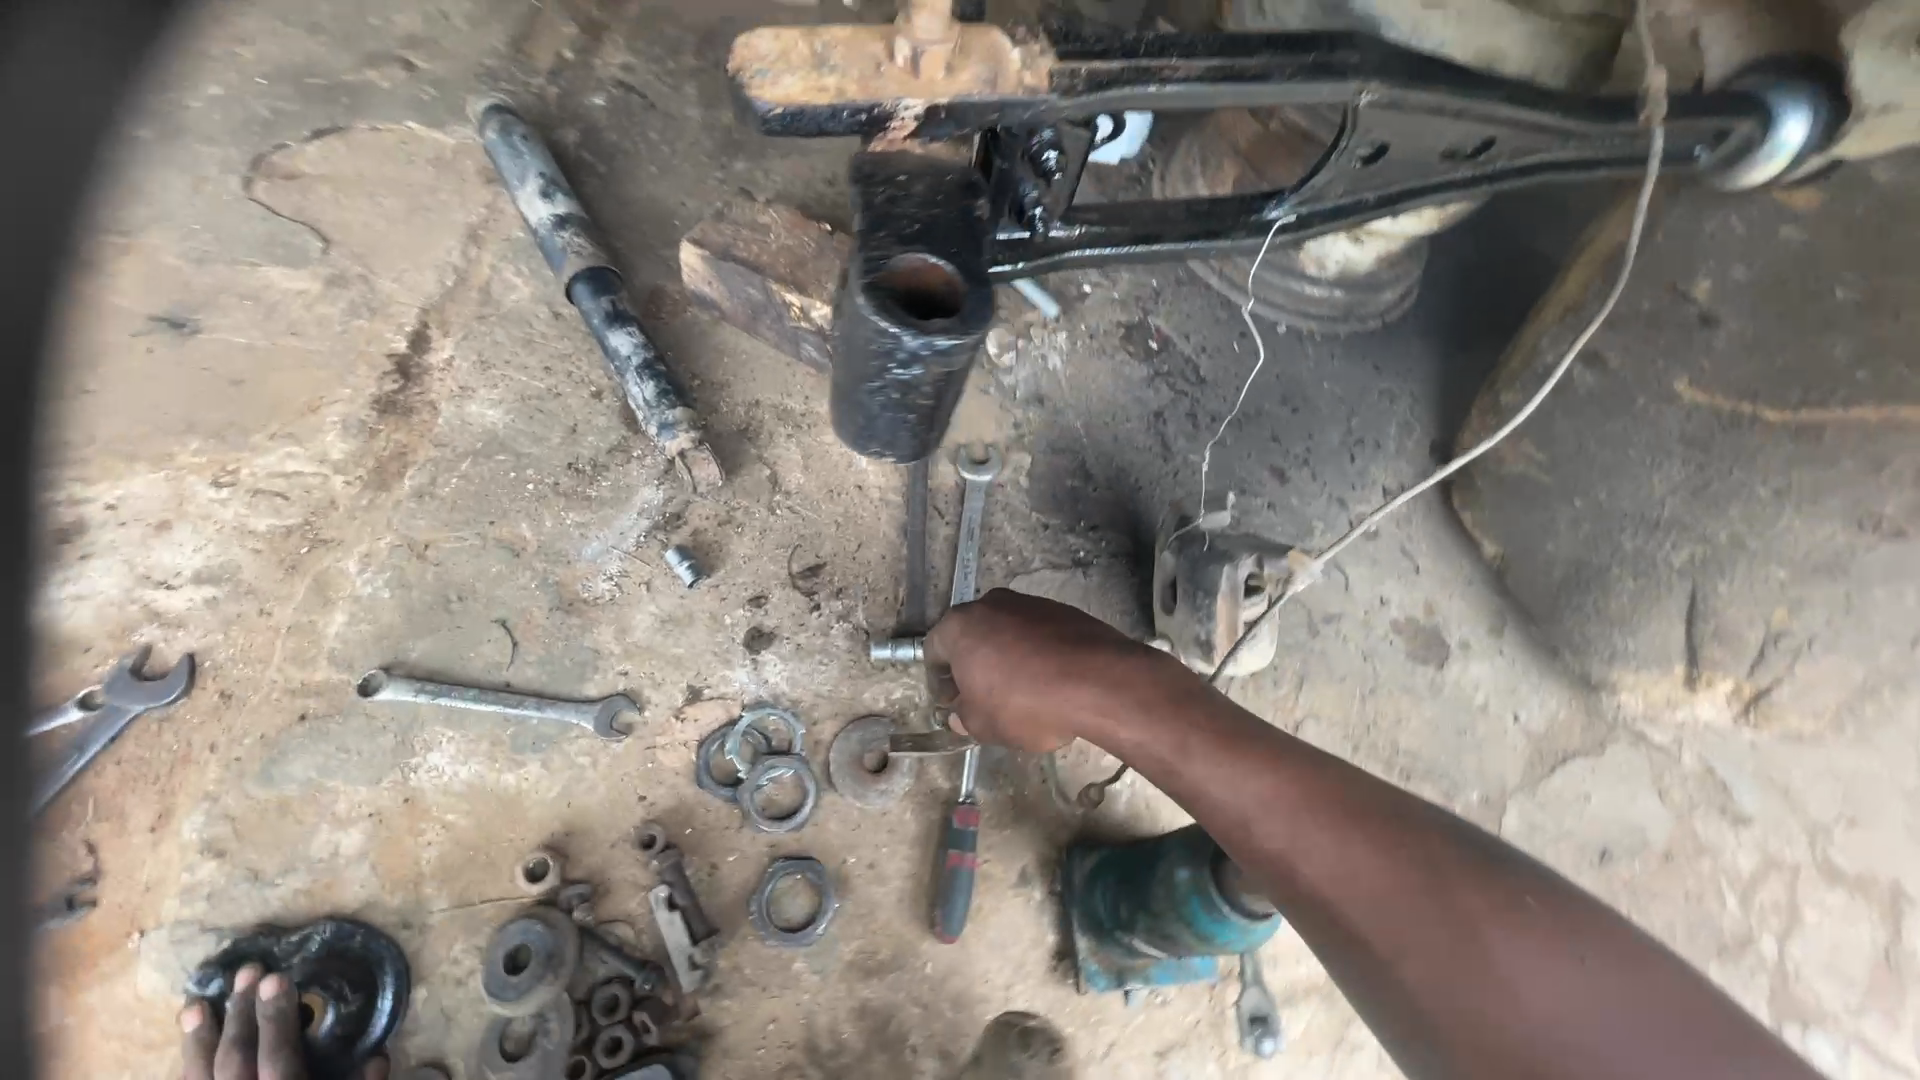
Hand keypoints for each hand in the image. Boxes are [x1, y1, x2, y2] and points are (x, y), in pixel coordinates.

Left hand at [180, 964, 388, 1079]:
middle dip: (240, 1015)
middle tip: (246, 972)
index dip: (275, 1017)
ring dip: (197, 1042)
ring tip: (194, 1004)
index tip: (279, 976)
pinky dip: (185, 1075)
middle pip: (233, 1061)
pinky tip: (185, 1056)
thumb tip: (379, 1058)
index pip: (275, 1056)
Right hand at [925, 588, 1174, 752]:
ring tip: (1021, 693)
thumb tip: (959, 715)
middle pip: (971, 635)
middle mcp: (991, 604)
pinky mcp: (1063, 610)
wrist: (1096, 680)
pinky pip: (1038, 634)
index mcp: (961, 626)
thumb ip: (964, 718)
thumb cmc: (1025, 702)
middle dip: (973, 665)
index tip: (951, 702)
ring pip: (1006, 632)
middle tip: (982, 697)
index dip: (939, 679)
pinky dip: (1037, 654)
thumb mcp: (983, 724)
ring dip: (1006, 658)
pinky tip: (1050, 682)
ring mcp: (1030, 603)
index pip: (934, 648)